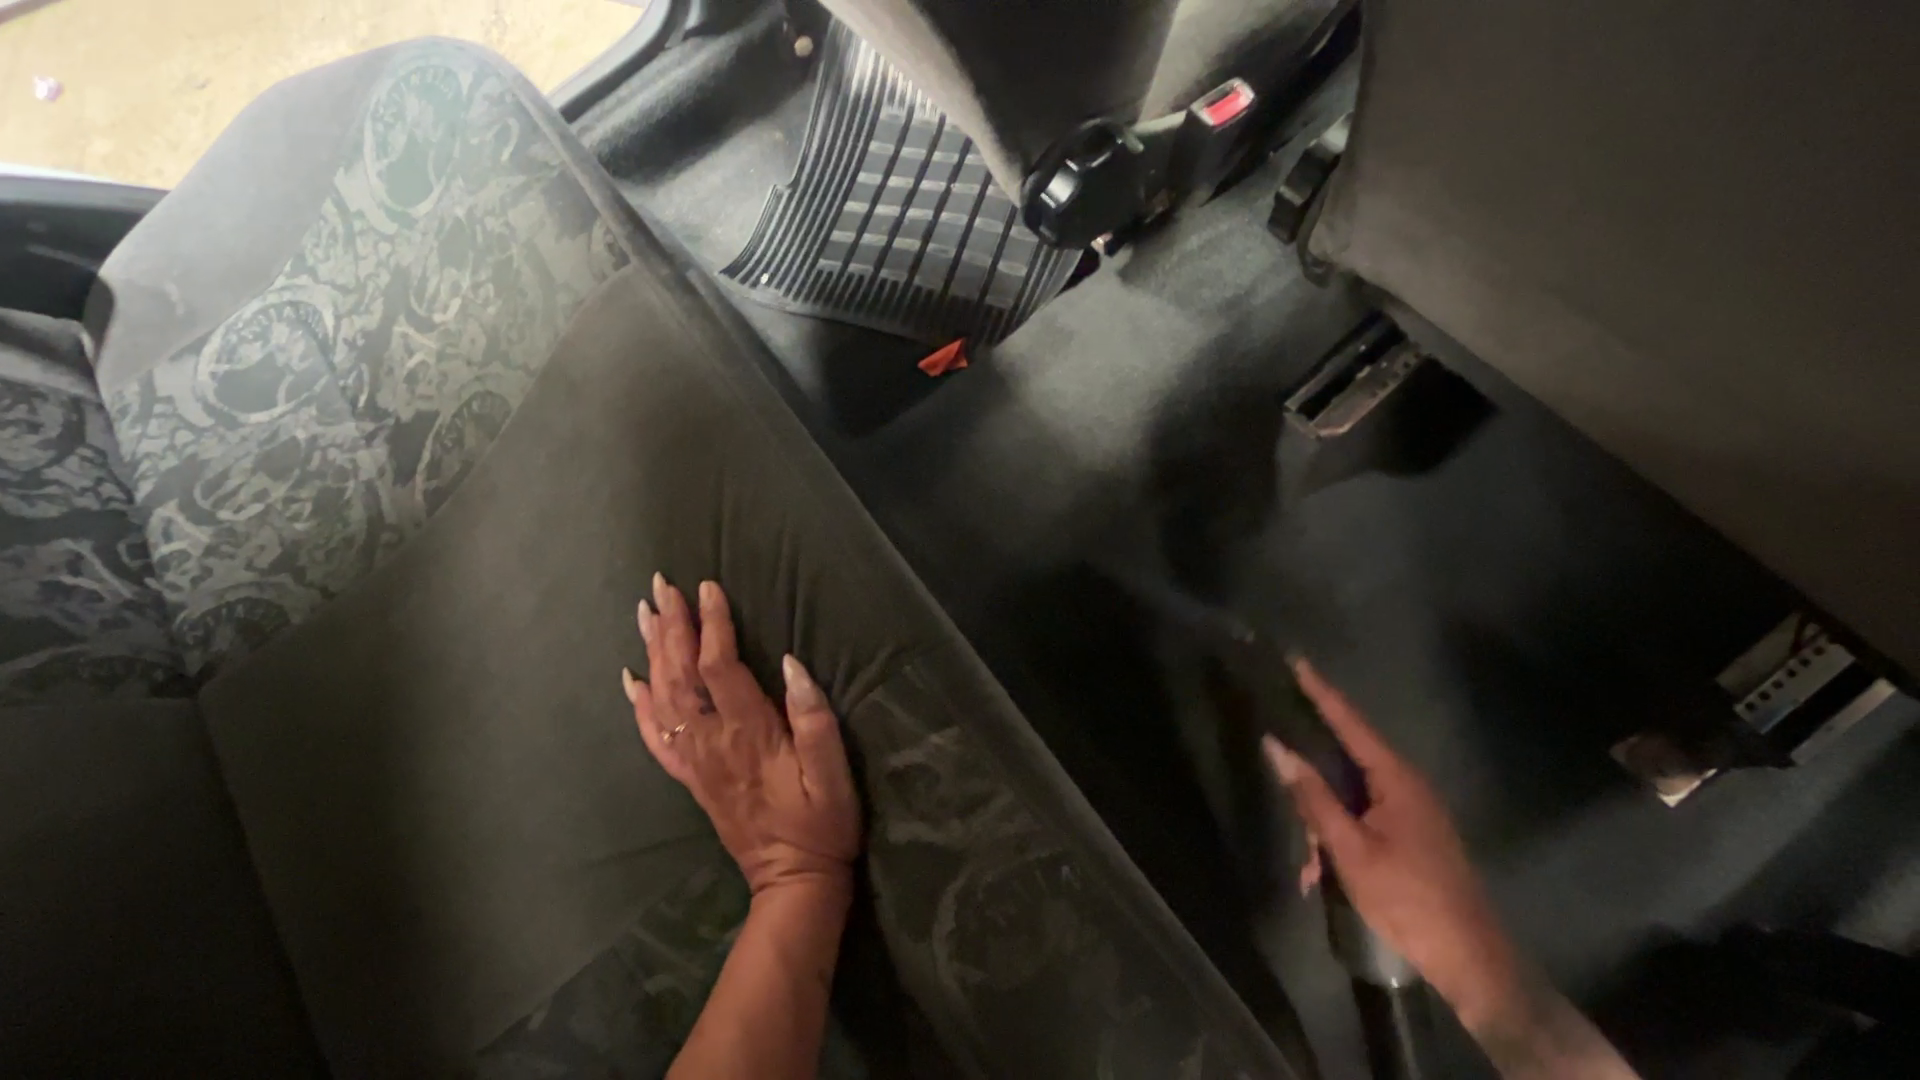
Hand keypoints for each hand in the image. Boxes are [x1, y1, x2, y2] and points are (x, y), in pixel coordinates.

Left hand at [623, 574, 861, 896]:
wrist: (792, 880)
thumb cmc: (821, 823)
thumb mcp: (832, 772)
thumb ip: (813, 717)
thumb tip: (791, 664)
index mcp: (748, 733)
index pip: (721, 666)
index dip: (713, 624)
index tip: (707, 587)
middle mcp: (711, 741)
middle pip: (682, 674)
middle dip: (672, 626)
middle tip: (661, 586)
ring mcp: (695, 761)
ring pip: (663, 697)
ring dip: (653, 652)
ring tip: (645, 613)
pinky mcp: (690, 778)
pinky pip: (655, 737)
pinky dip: (639, 705)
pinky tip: (631, 680)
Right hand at [1263, 659, 1524, 1029]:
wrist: (1470, 958)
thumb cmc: (1407, 898)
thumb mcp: (1349, 849)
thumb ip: (1312, 797)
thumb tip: (1277, 747)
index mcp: (1395, 779)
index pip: (1350, 722)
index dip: (1320, 692)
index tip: (1296, 661)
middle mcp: (1405, 786)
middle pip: (1344, 762)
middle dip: (1311, 784)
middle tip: (1291, 809)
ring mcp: (1410, 812)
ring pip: (1349, 798)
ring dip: (1322, 826)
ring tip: (1311, 868)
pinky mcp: (1410, 835)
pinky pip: (1361, 821)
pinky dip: (1337, 842)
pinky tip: (1322, 877)